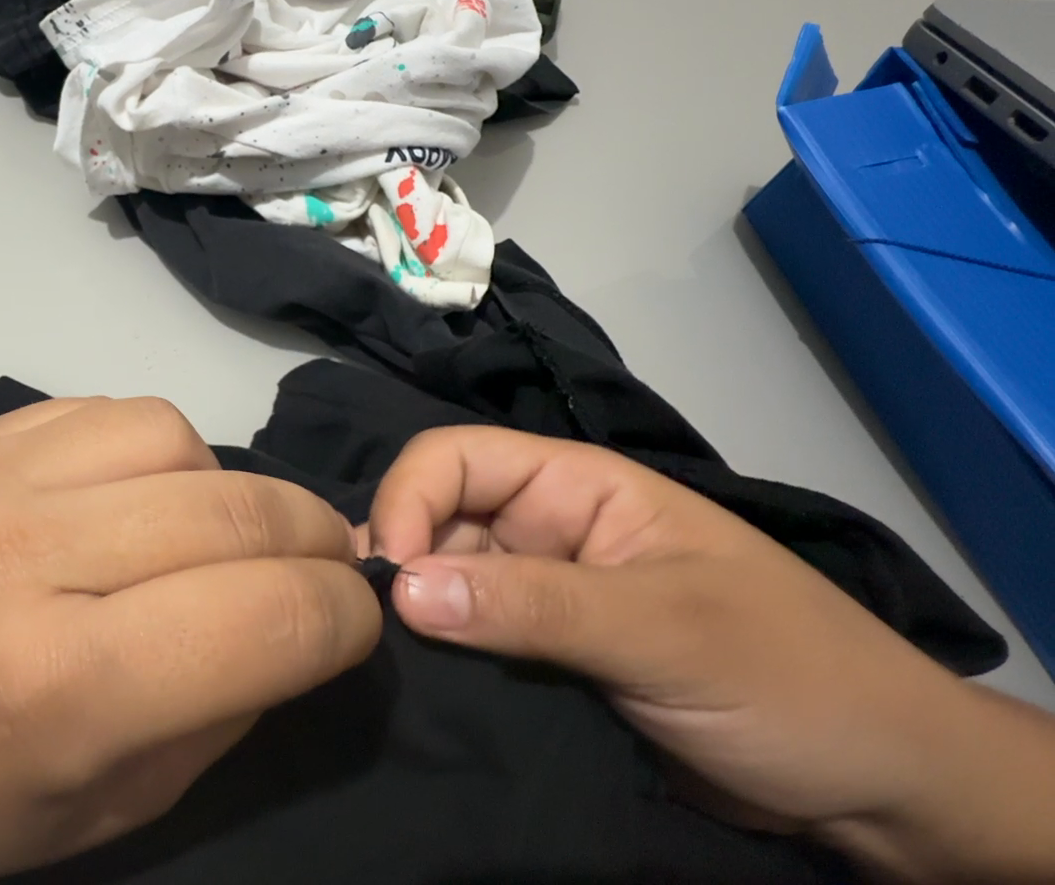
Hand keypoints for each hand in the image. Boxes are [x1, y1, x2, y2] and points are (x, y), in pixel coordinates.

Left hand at [0, 396, 380, 882]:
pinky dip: (150, 453)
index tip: (349, 625)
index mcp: (56, 683)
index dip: (342, 619)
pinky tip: (129, 501)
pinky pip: (105, 411)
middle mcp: (23, 556)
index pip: (267, 616)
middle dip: (312, 543)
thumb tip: (303, 619)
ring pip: (175, 436)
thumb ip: (226, 706)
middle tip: (315, 572)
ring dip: (221, 489)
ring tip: (202, 536)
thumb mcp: (112, 802)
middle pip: (235, 511)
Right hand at [365, 426, 1054, 881]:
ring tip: (387, 660)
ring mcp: (535, 595)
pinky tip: (413, 679)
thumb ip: (536, 605)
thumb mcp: (668, 632)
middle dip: (399, 562)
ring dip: (411, 614)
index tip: (390, 576)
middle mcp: (540, 531)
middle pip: (434, 518)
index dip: (408, 500)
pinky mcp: (533, 655)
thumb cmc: (791, 678)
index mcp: (574, 488)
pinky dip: (432, 655)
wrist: (875, 791)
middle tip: (374, 628)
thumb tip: (403, 588)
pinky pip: (462, 639)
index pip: (455, 460)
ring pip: (439, 582)